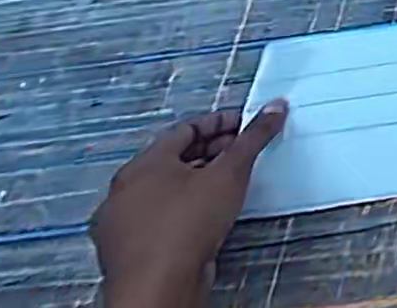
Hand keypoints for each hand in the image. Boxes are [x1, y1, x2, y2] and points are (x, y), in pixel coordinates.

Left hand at [90, 100, 288, 307]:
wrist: (159, 291)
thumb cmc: (188, 223)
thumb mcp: (231, 170)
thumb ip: (254, 135)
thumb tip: (275, 107)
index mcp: (141, 166)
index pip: (185, 128)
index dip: (220, 122)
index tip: (246, 124)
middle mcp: (123, 192)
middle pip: (175, 157)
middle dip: (213, 149)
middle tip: (244, 149)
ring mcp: (121, 225)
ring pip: (167, 187)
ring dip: (201, 176)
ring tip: (232, 178)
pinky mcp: (128, 251)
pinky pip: (161, 213)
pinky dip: (187, 203)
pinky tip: (211, 209)